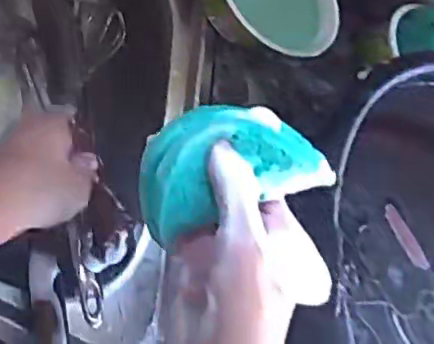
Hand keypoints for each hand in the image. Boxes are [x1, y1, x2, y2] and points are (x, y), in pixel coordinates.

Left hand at [0, 108, 98, 233]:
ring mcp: (12, 137)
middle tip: (77, 179)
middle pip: (55, 134)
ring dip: (46, 165)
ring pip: (38, 148)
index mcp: (55, 120)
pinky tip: (35, 195)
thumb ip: (87, 173)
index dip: (85, 141)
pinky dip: (29, 174)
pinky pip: (22, 162)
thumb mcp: (78, 189)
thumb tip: (88, 160)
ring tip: (57, 192)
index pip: (75, 121)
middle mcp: (32, 121)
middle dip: (65, 153)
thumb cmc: (42, 189)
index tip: (91, 162)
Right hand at [163, 141, 331, 343]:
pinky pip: (177, 208)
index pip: (267, 180)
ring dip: (186, 166)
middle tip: (195, 123)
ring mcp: (218, 240)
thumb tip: (224, 148)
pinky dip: (166, 186)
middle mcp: (249, 234)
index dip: (254, 150)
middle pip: (231, 181)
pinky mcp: (188, 247)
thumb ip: (235, 193)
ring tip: (170, 136)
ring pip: (202, 191)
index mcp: (279, 236)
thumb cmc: (244, 313)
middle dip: (212, 152)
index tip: (240, 119)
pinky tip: (154, 164)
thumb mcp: (246, 246)